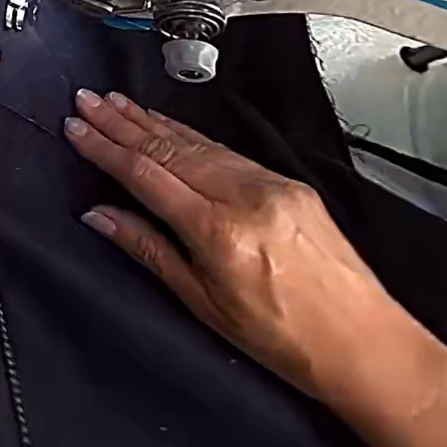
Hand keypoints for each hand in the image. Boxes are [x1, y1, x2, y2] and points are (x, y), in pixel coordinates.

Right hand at [63, 90, 446, 417]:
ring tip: (116, 102)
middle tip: (87, 100)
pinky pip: (223, 149)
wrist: (370, 347)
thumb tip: (100, 216)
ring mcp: (269, 183)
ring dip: (148, 119)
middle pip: (166, 147)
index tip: (77, 128)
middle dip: (119, 121)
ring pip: (193, 140)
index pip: (146, 174)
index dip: (104, 148)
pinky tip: (165, 121)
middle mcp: (244, 196)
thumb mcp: (204, 304)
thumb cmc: (288, 340)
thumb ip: (148, 249)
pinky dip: (187, 132)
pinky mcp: (286, 180)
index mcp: (219, 232)